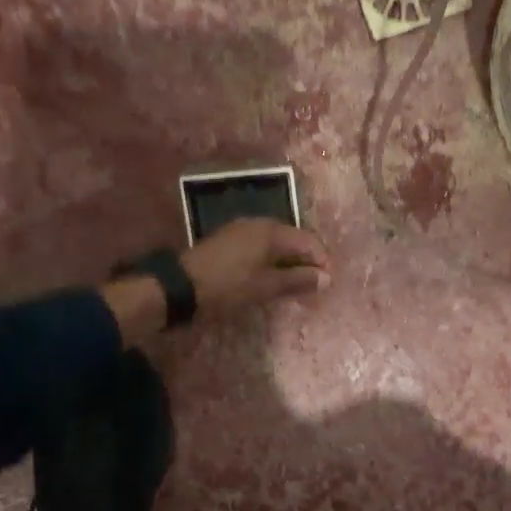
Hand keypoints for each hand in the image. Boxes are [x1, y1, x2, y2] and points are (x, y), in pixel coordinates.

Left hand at [182, 218, 332, 313]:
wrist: (182, 285)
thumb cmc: (229, 285)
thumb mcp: (266, 286)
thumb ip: (298, 280)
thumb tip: (326, 278)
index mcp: (271, 231)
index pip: (308, 240)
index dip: (322, 261)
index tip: (328, 283)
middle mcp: (259, 224)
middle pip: (293, 240)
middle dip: (307, 261)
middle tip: (314, 286)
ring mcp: (242, 230)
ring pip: (277, 244)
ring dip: (290, 263)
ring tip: (297, 285)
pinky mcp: (231, 241)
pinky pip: (262, 247)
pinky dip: (273, 262)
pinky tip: (273, 278)